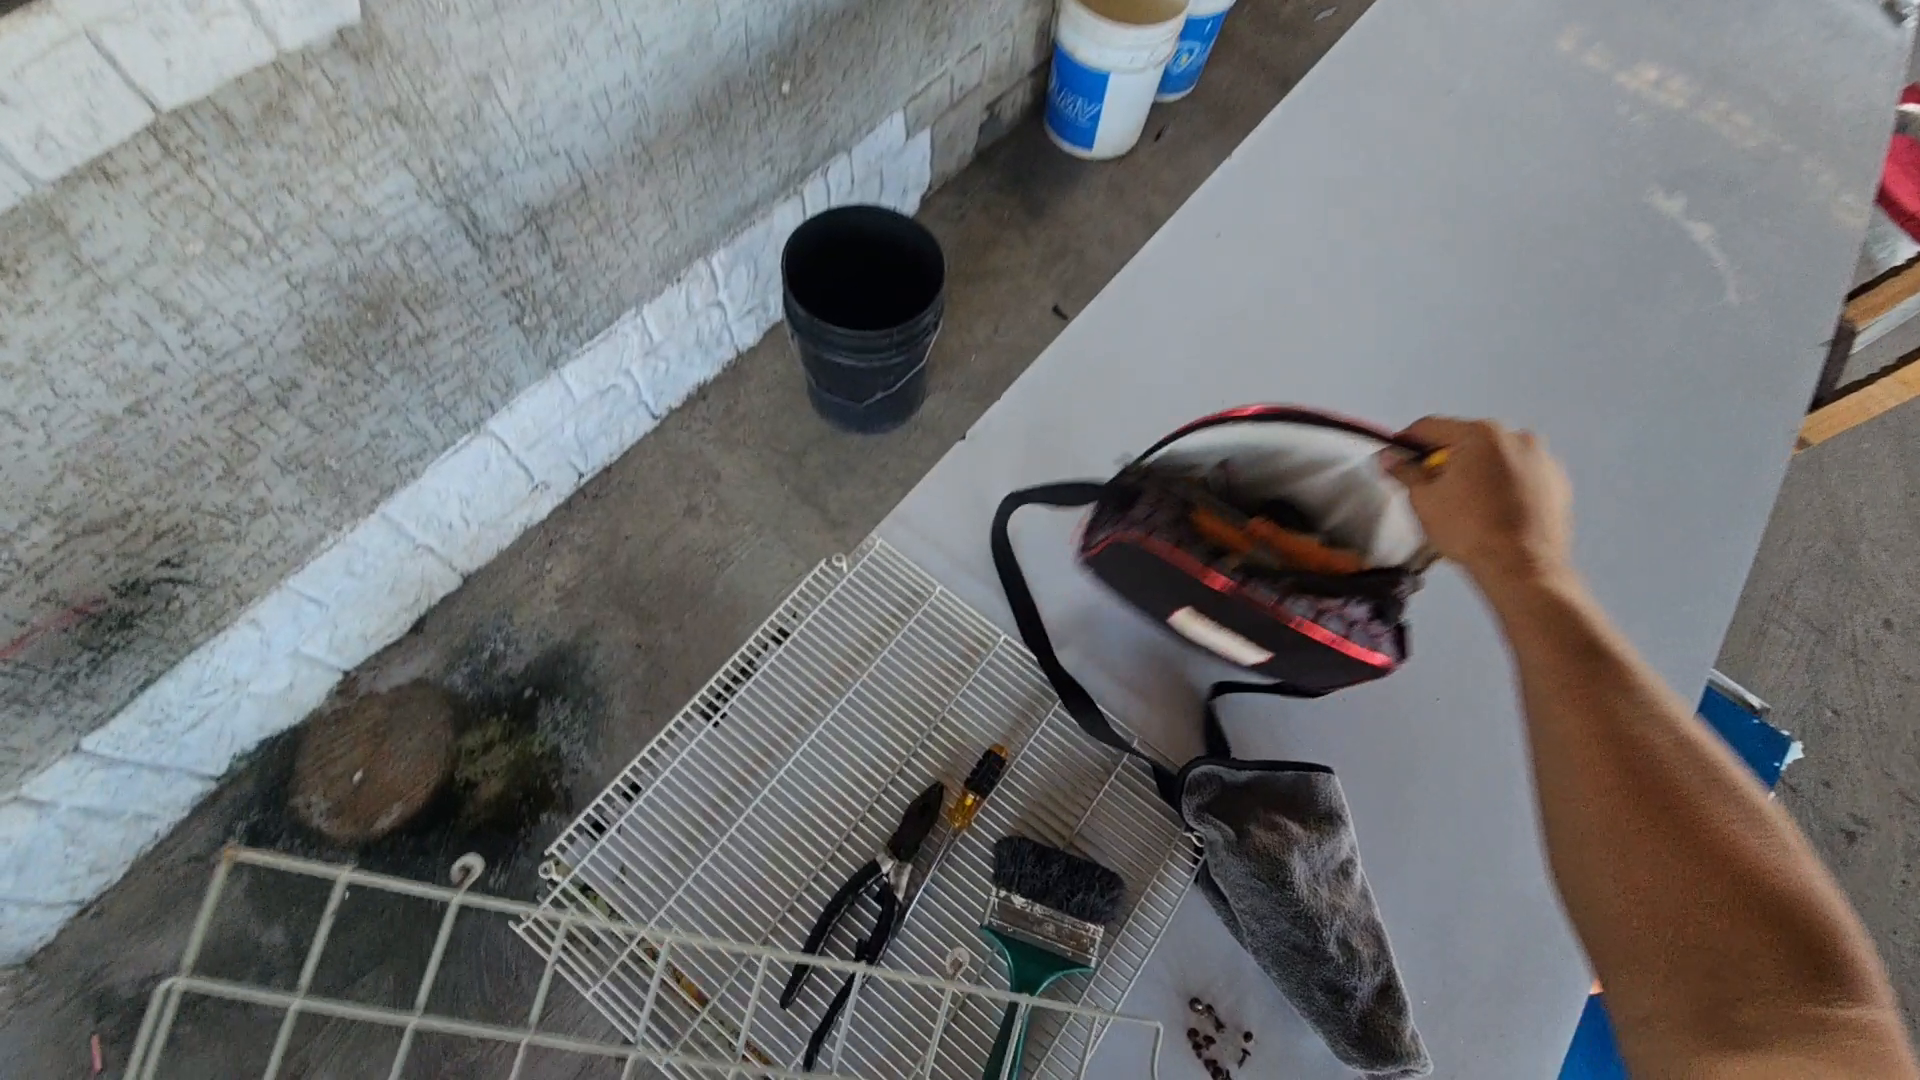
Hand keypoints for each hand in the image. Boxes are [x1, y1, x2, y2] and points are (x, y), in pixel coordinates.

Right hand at [1380, 417, 1574, 591]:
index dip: (1405, 442)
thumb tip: (1389, 458)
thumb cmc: (1467, 529)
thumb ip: (1404, 471)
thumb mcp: (1423, 499)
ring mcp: (1543, 459)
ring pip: (1495, 458)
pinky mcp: (1559, 482)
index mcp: (1480, 434)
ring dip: (1476, 471)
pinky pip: (1520, 475)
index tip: (1396, 458)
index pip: (1430, 427)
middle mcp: (1517, 437)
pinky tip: (1492, 510)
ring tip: (1465, 502)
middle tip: (1430, 487)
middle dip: (1444, 459)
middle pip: (1466, 441)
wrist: (1522, 566)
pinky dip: (1503, 485)